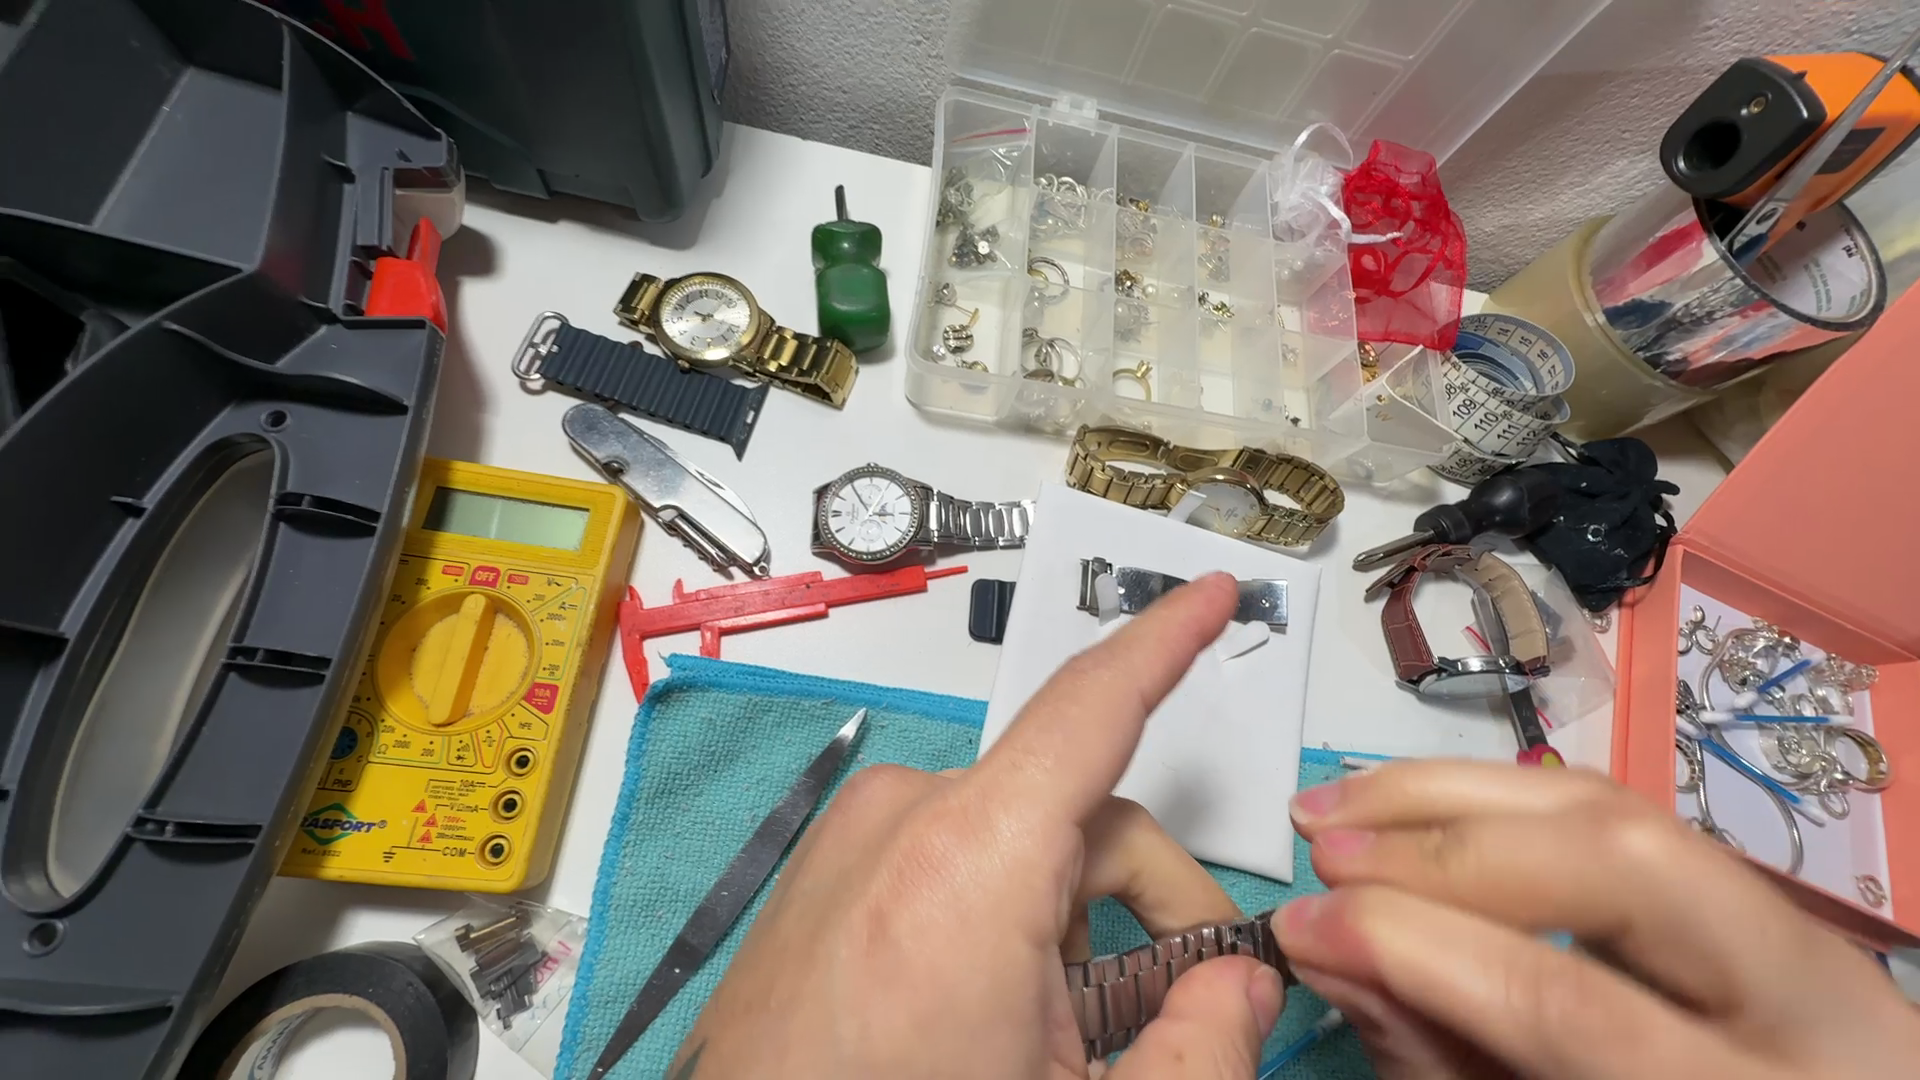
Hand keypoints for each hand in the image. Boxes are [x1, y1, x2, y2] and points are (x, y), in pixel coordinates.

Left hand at [669, 574, 1283, 1078]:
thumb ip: (1199, 1052)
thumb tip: (1244, 984)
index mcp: (970, 857)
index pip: (1092, 705)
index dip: (1166, 638)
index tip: (1211, 593)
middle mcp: (908, 813)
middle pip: (1079, 811)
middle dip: (1154, 895)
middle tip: (1191, 997)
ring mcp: (862, 830)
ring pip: (1022, 834)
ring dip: (1074, 913)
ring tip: (1068, 1029)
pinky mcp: (836, 857)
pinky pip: (958, 849)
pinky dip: (1007, 903)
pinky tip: (996, 1000)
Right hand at [1276, 761, 1919, 1078]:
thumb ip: (1429, 1054)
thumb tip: (1320, 944)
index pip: (1570, 1001)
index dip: (1409, 947)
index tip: (1299, 926)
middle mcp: (1817, 999)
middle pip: (1613, 858)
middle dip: (1435, 845)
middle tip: (1322, 854)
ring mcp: (1785, 923)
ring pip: (1600, 803)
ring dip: (1434, 793)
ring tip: (1325, 809)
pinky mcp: (1729, 881)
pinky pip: (1589, 804)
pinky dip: (1471, 793)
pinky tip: (1393, 802)